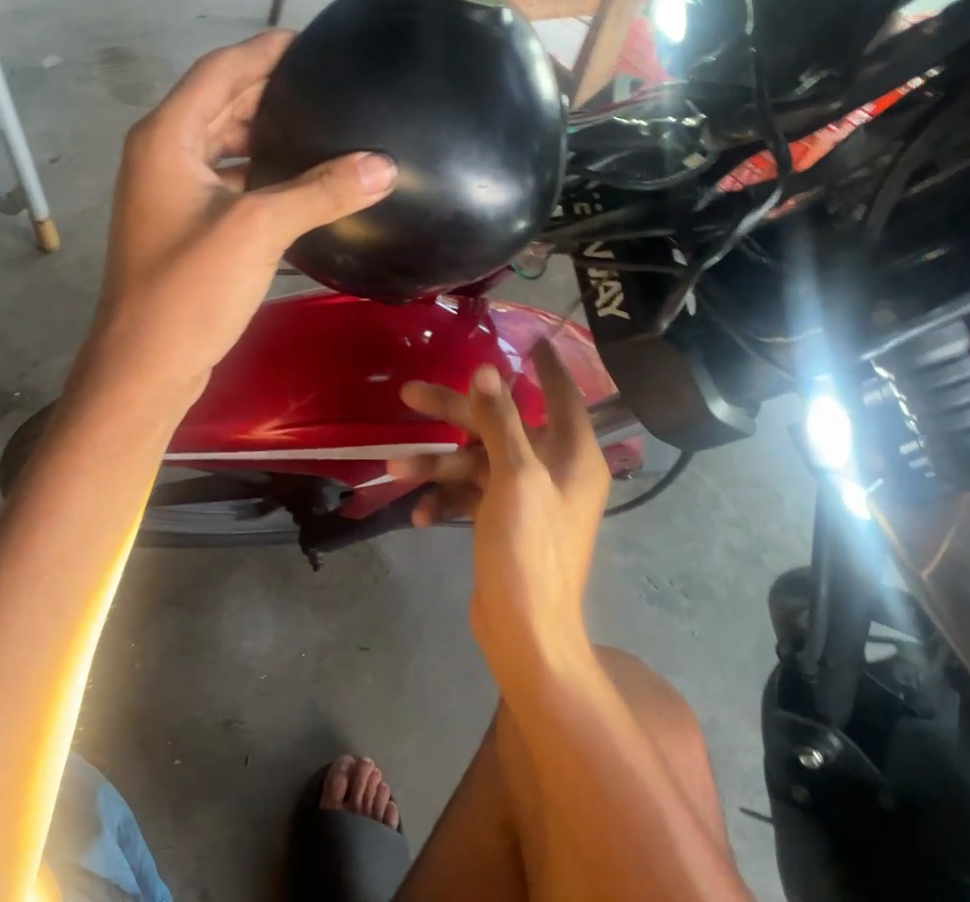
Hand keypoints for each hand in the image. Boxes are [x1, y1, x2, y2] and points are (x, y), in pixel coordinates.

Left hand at [92, 30, 397, 387]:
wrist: (145, 364)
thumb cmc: (190, 287)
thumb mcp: (258, 229)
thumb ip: (321, 191)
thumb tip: (384, 165)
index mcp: (166, 137)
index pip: (220, 70)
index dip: (265, 51)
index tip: (312, 43)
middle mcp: (160, 156)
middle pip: (219, 104)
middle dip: (268, 92)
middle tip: (326, 86)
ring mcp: (167, 195)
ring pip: (222, 147)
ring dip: (263, 137)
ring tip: (319, 129)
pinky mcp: (181, 229)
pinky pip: (224, 184)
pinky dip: (257, 178)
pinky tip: (296, 186)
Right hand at [389, 341, 611, 652]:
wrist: (525, 628)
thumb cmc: (529, 548)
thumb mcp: (515, 477)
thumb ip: (500, 422)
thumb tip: (487, 370)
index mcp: (574, 455)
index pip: (564, 396)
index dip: (547, 367)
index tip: (535, 340)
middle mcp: (555, 471)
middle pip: (502, 427)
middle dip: (454, 414)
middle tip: (409, 393)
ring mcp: (528, 499)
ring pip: (478, 463)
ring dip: (437, 465)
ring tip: (394, 467)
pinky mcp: (504, 522)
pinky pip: (471, 496)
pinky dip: (446, 500)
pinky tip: (419, 515)